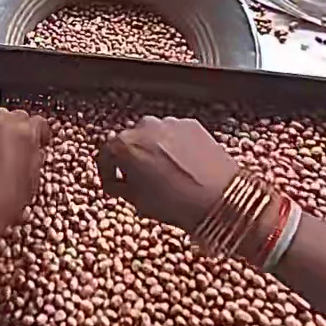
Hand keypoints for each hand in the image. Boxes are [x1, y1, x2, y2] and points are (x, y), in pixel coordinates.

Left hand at [0, 108, 51, 251]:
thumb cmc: (3, 202)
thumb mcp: (32, 182)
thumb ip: (36, 158)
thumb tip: (36, 151)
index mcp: (23, 133)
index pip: (39, 122)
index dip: (42, 133)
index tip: (42, 142)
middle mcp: (0, 125)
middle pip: (16, 116)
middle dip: (22, 128)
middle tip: (24, 145)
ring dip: (2, 132)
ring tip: (5, 152)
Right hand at [98, 116, 237, 231]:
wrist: (220, 198)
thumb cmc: (176, 203)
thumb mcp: (137, 202)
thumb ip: (121, 186)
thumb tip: (119, 182)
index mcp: (123, 145)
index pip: (105, 154)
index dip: (107, 171)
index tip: (113, 182)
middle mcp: (143, 127)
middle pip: (129, 141)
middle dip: (132, 158)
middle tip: (140, 179)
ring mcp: (169, 123)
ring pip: (153, 135)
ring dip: (154, 150)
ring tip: (165, 173)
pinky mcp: (190, 124)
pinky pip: (175, 133)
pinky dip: (175, 146)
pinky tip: (183, 165)